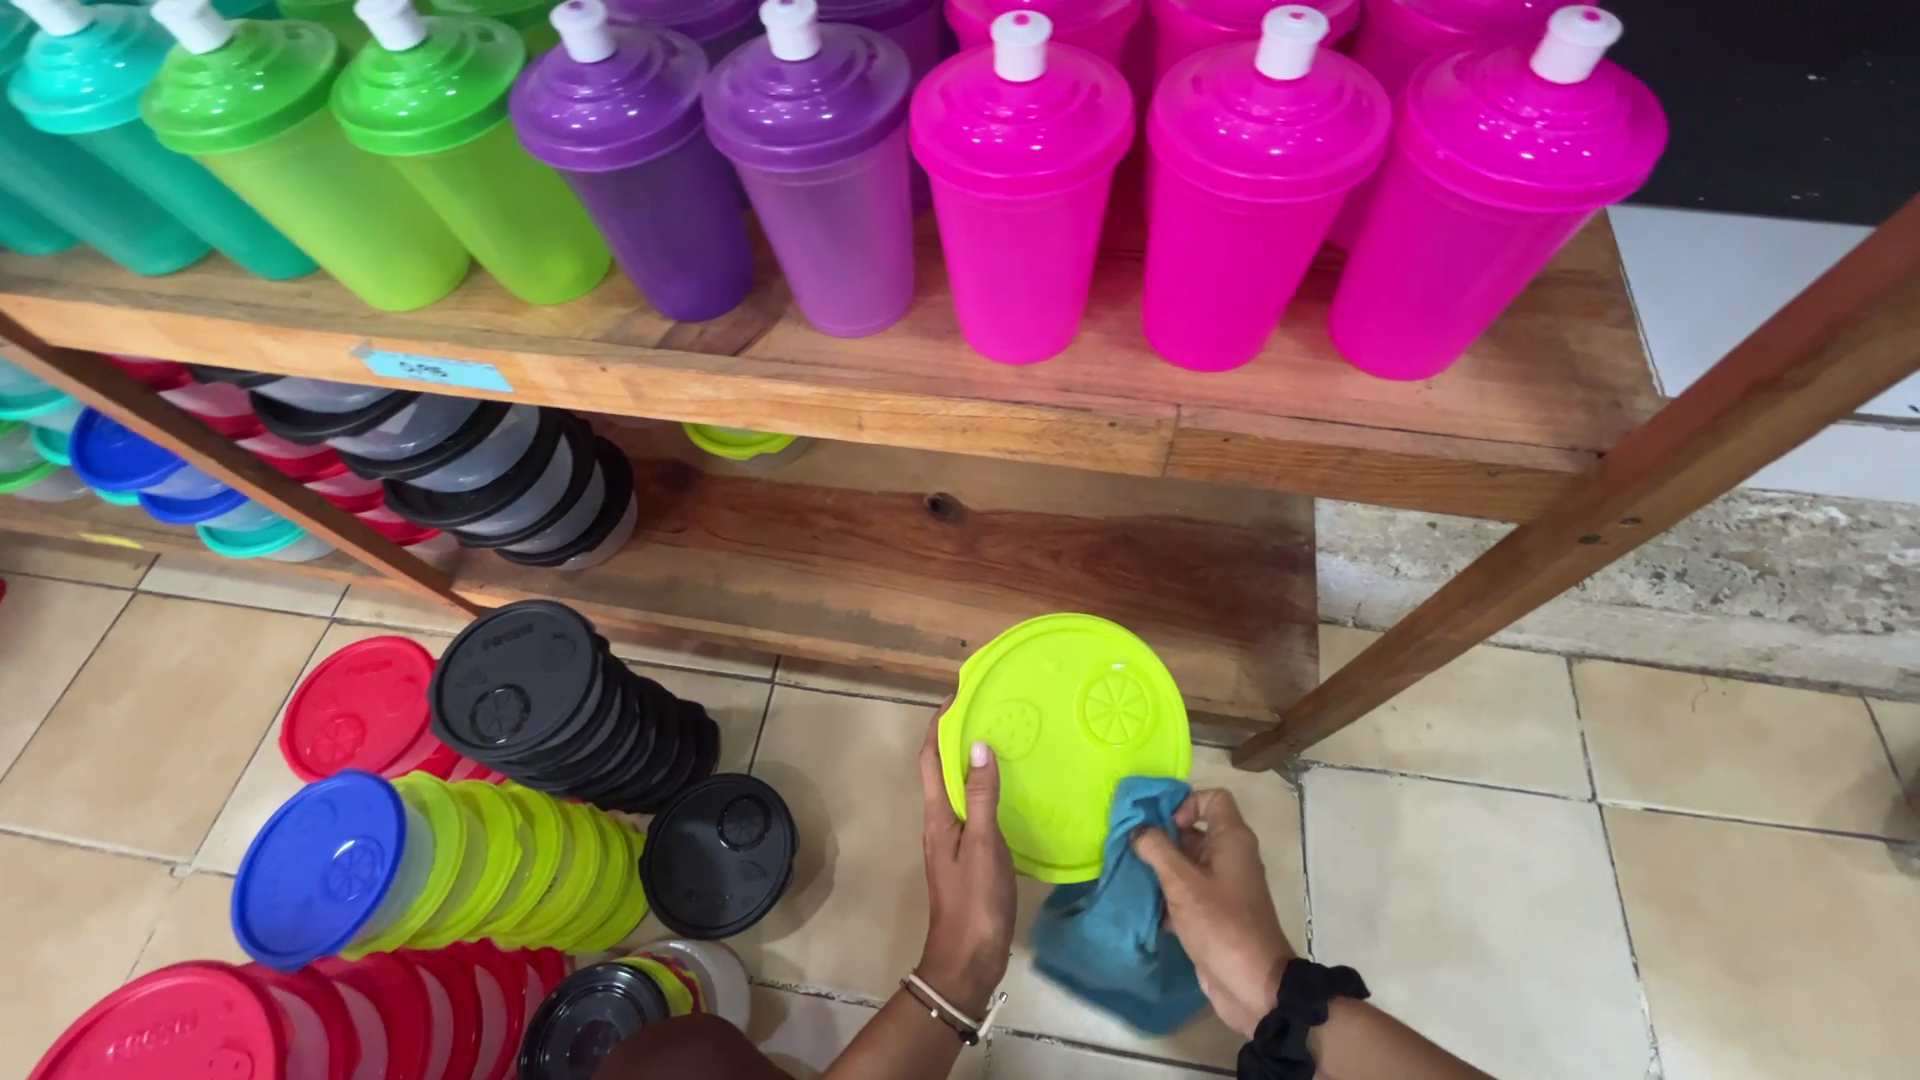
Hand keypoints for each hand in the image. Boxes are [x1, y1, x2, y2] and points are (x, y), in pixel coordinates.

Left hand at [915, 703, 1014, 1015]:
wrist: (967, 961)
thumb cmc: (974, 901)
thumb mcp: (983, 845)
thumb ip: (980, 796)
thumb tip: (978, 745)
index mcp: (937, 814)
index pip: (931, 757)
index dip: (939, 725)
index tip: (957, 696)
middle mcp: (939, 820)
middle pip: (941, 768)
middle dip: (956, 736)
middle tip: (986, 711)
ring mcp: (952, 839)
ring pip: (956, 787)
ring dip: (970, 760)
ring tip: (1000, 739)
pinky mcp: (968, 854)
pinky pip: (972, 807)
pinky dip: (984, 787)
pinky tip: (1008, 788)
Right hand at [1132, 789, 1295, 1037]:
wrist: (1255, 988)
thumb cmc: (1222, 926)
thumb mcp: (1183, 884)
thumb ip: (1156, 849)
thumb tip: (1137, 829)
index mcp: (1231, 840)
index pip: (1212, 798)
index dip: (1186, 803)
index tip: (1162, 824)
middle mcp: (1228, 856)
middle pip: (1192, 830)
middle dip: (1160, 836)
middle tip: (1129, 844)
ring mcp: (1221, 886)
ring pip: (1185, 862)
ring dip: (1158, 866)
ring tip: (1129, 872)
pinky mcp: (1212, 912)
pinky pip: (1185, 890)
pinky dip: (1165, 893)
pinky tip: (1142, 904)